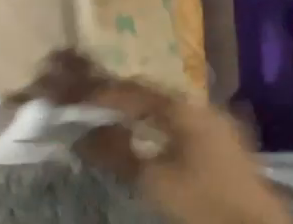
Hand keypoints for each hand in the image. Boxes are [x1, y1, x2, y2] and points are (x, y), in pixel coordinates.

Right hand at [32, 51, 292, 223]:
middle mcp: (201, 107)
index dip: (94, 92)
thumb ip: (113, 151)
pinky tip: (140, 136)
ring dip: (133, 111)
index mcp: (183, 107)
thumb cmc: (205, 202)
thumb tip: (78, 133)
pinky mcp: (225, 148)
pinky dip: (153, 125)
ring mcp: (218, 127)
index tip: (67, 96)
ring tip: (106, 117)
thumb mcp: (152, 179)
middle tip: (83, 100)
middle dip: (112, 96)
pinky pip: (178, 124)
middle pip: (146, 93)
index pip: (127, 88)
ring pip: (162, 109)